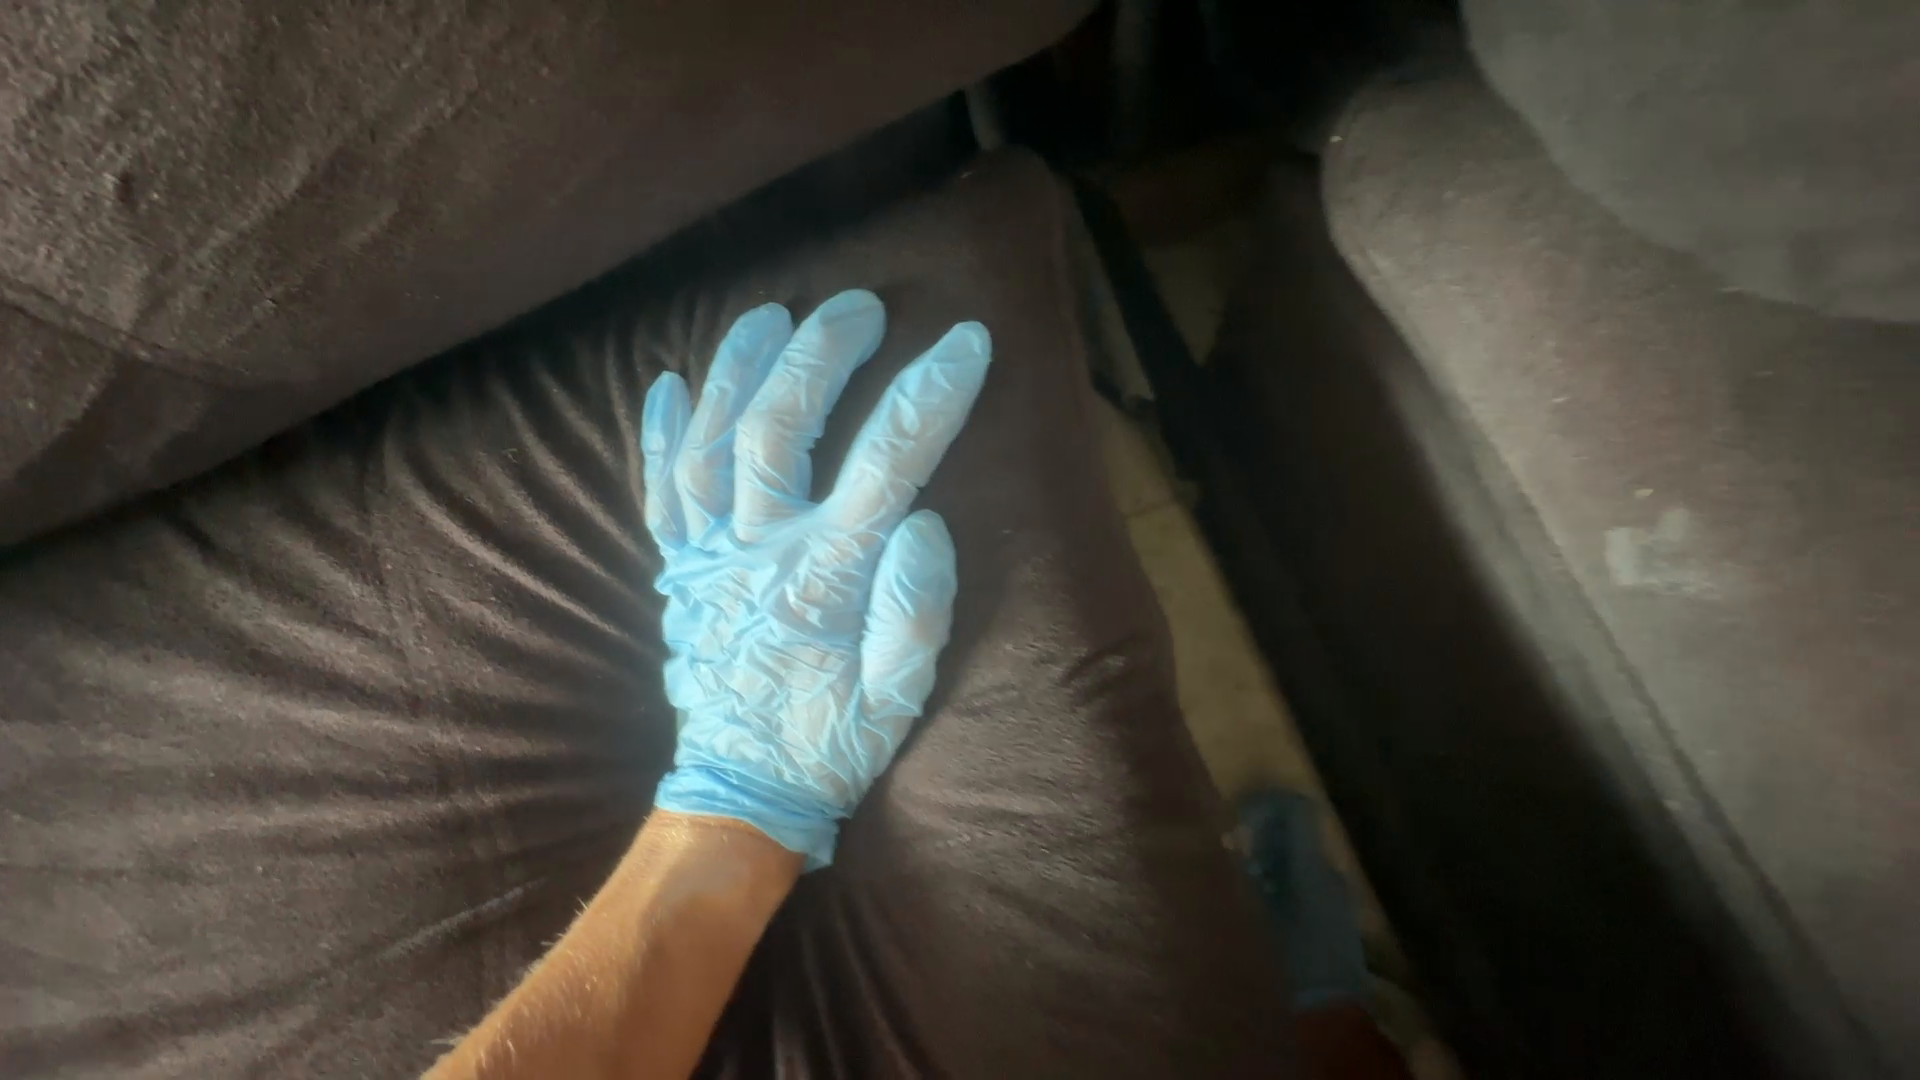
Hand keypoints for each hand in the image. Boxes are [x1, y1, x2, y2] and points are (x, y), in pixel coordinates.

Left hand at [641, 290, 990, 867]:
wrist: (740, 789)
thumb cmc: (832, 742)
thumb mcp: (900, 700)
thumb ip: (916, 612)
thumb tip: (924, 522)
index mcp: (824, 580)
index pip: (886, 464)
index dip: (929, 395)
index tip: (966, 341)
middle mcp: (756, 553)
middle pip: (779, 427)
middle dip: (822, 354)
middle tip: (858, 307)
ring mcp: (705, 557)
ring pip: (709, 440)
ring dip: (738, 368)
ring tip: (770, 314)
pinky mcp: (676, 570)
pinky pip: (658, 491)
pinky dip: (658, 433)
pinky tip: (664, 383)